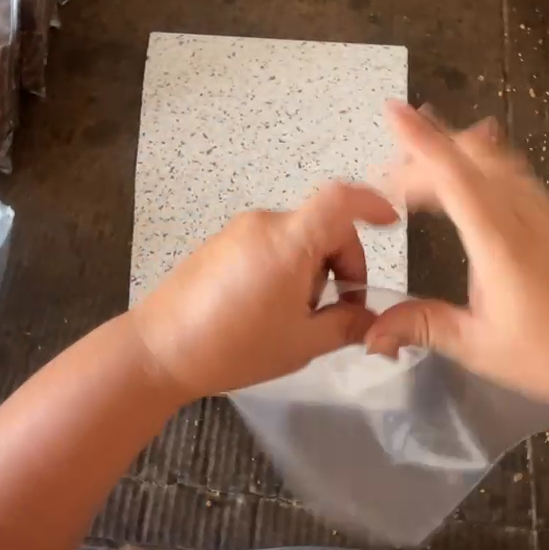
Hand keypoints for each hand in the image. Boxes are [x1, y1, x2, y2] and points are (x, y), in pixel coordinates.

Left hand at [123, 183, 401, 401]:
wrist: (158, 350)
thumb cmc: (235, 347)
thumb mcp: (302, 343)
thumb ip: (346, 326)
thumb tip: (375, 321)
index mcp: (289, 241)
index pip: (341, 199)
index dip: (372, 204)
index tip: (390, 224)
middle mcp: (264, 223)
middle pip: (322, 225)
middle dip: (340, 263)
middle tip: (336, 310)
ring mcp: (238, 231)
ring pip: (296, 237)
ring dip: (311, 269)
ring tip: (295, 317)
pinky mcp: (220, 243)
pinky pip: (268, 243)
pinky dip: (285, 266)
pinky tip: (267, 308)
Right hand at [365, 102, 548, 421]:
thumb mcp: (481, 347)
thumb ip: (423, 327)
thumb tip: (368, 333)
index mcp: (500, 241)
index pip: (453, 175)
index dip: (420, 139)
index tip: (392, 109)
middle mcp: (524, 215)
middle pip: (471, 158)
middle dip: (426, 150)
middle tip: (388, 172)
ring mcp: (547, 214)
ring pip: (495, 161)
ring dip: (455, 155)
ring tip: (419, 168)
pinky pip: (513, 175)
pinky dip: (481, 166)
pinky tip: (471, 182)